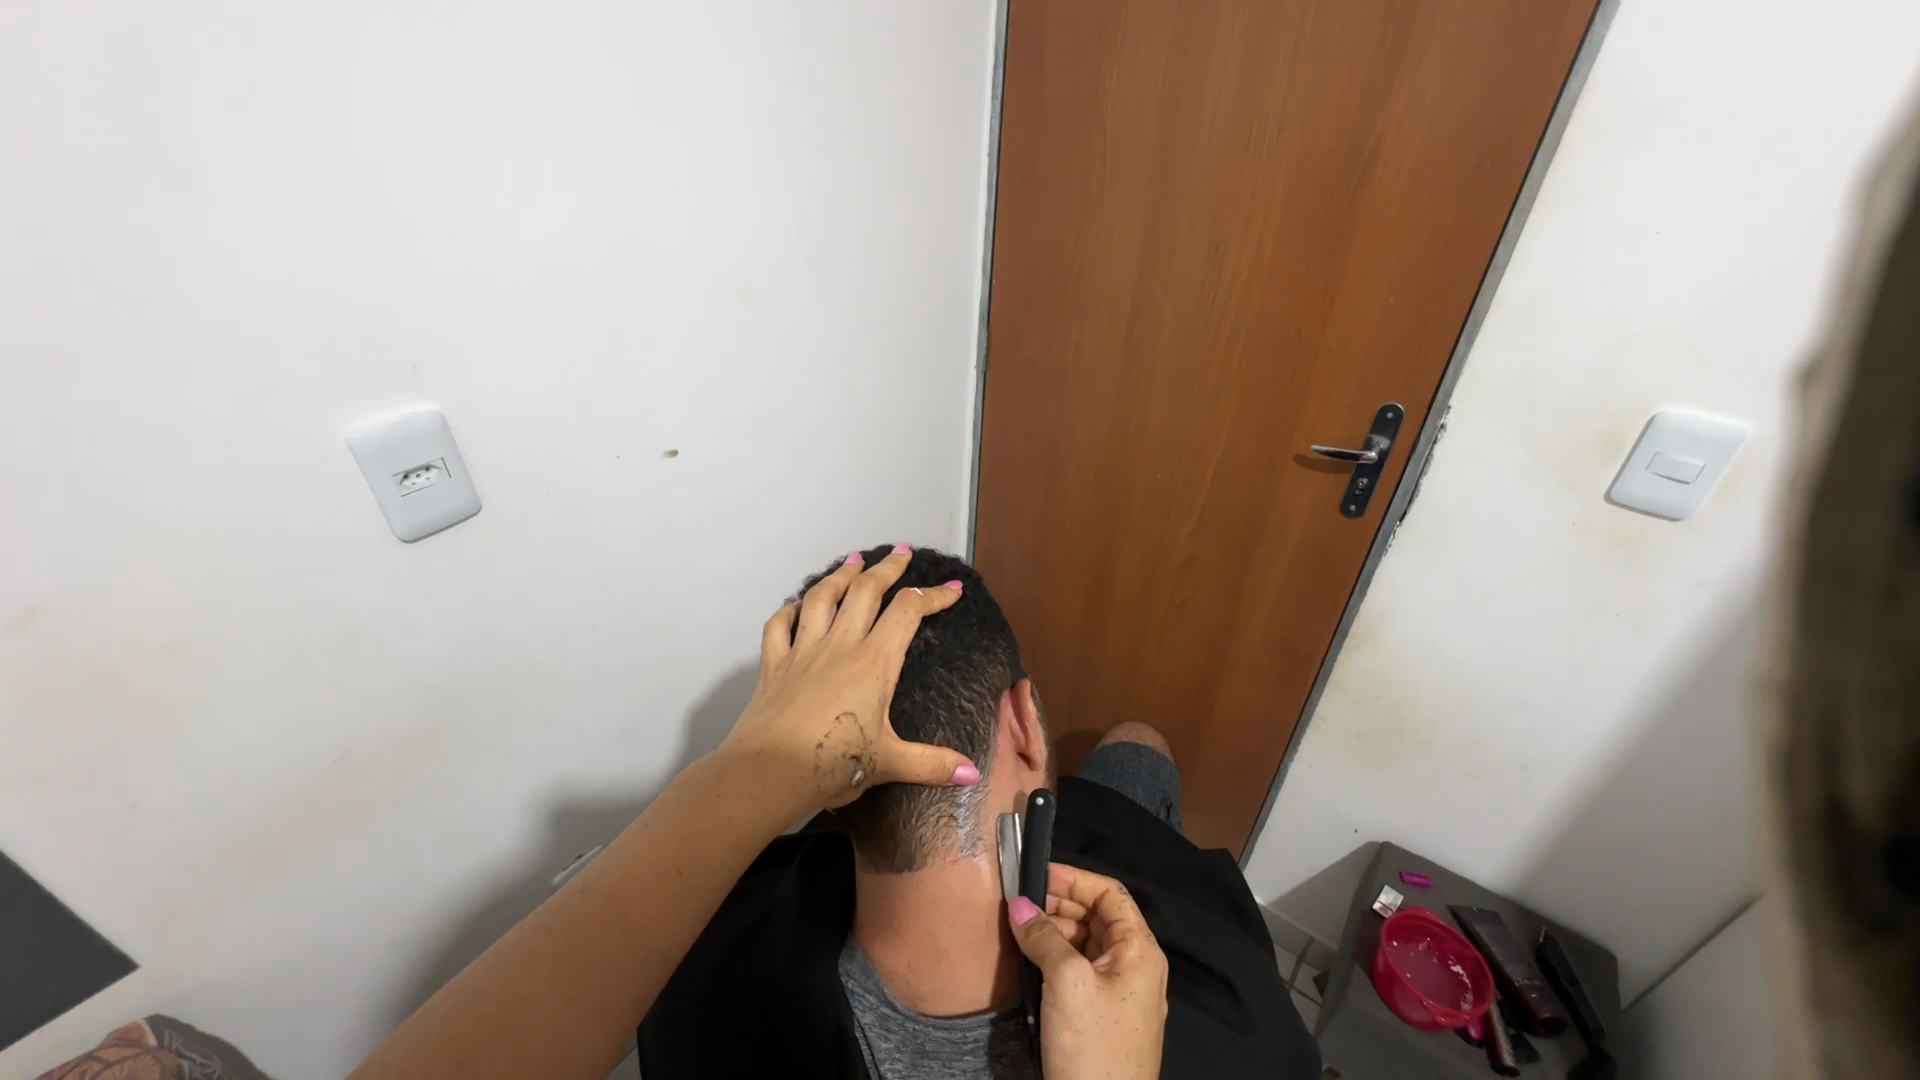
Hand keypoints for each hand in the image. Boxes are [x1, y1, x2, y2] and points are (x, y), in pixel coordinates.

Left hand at [719, 544, 978, 809]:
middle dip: (888, 568)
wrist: (767, 772)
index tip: (952, 590)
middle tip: (902, 552)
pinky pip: (780, 625)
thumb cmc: (833, 766)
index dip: (933, 596)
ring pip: (822, 597)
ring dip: (841, 574)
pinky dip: (789, 609)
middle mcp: (840, 645)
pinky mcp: (774, 664)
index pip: (908, 612)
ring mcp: (803, 651)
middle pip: (866, 591)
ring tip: (853, 559)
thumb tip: (972, 776)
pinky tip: (796, 604)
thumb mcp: (891, 764)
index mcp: (874, 662)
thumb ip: (933, 765)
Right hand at [1009, 863, 1168, 1079]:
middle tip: (1020, 902)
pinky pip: (1080, 971)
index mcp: (1139, 950)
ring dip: (1054, 931)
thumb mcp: (1066, 982)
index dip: (1075, 879)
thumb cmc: (1093, 1045)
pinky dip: (1056, 957)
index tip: (1037, 875)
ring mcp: (1120, 993)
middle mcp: (1135, 966)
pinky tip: (1029, 958)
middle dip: (1060, 904)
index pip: (1111, 894)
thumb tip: (1020, 904)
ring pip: (1086, 944)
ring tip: (1018, 928)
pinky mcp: (1102, 1016)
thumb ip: (1044, 937)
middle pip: (1098, 916)